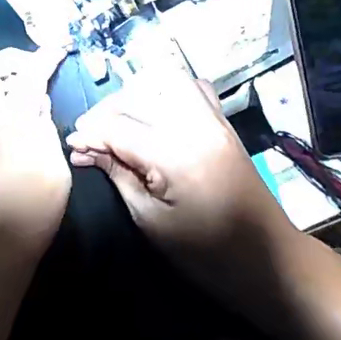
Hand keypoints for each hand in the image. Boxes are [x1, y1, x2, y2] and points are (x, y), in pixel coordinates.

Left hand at [0, 46, 69, 339]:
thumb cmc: (27, 215)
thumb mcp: (54, 169)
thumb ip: (45, 129)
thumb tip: (37, 104)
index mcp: (9, 117)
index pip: (28, 72)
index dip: (46, 56)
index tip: (60, 49)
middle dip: (10, 58)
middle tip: (33, 65)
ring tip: (5, 88)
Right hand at [65, 67, 298, 304]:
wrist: (268, 259)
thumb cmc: (206, 254)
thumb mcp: (151, 221)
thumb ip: (119, 176)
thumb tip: (86, 149)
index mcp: (176, 155)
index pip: (119, 127)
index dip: (89, 134)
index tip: (72, 146)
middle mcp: (196, 125)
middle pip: (140, 94)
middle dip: (108, 111)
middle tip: (92, 138)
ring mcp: (214, 120)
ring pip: (168, 79)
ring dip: (138, 94)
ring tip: (121, 122)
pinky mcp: (224, 123)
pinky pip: (194, 87)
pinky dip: (169, 91)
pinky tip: (156, 113)